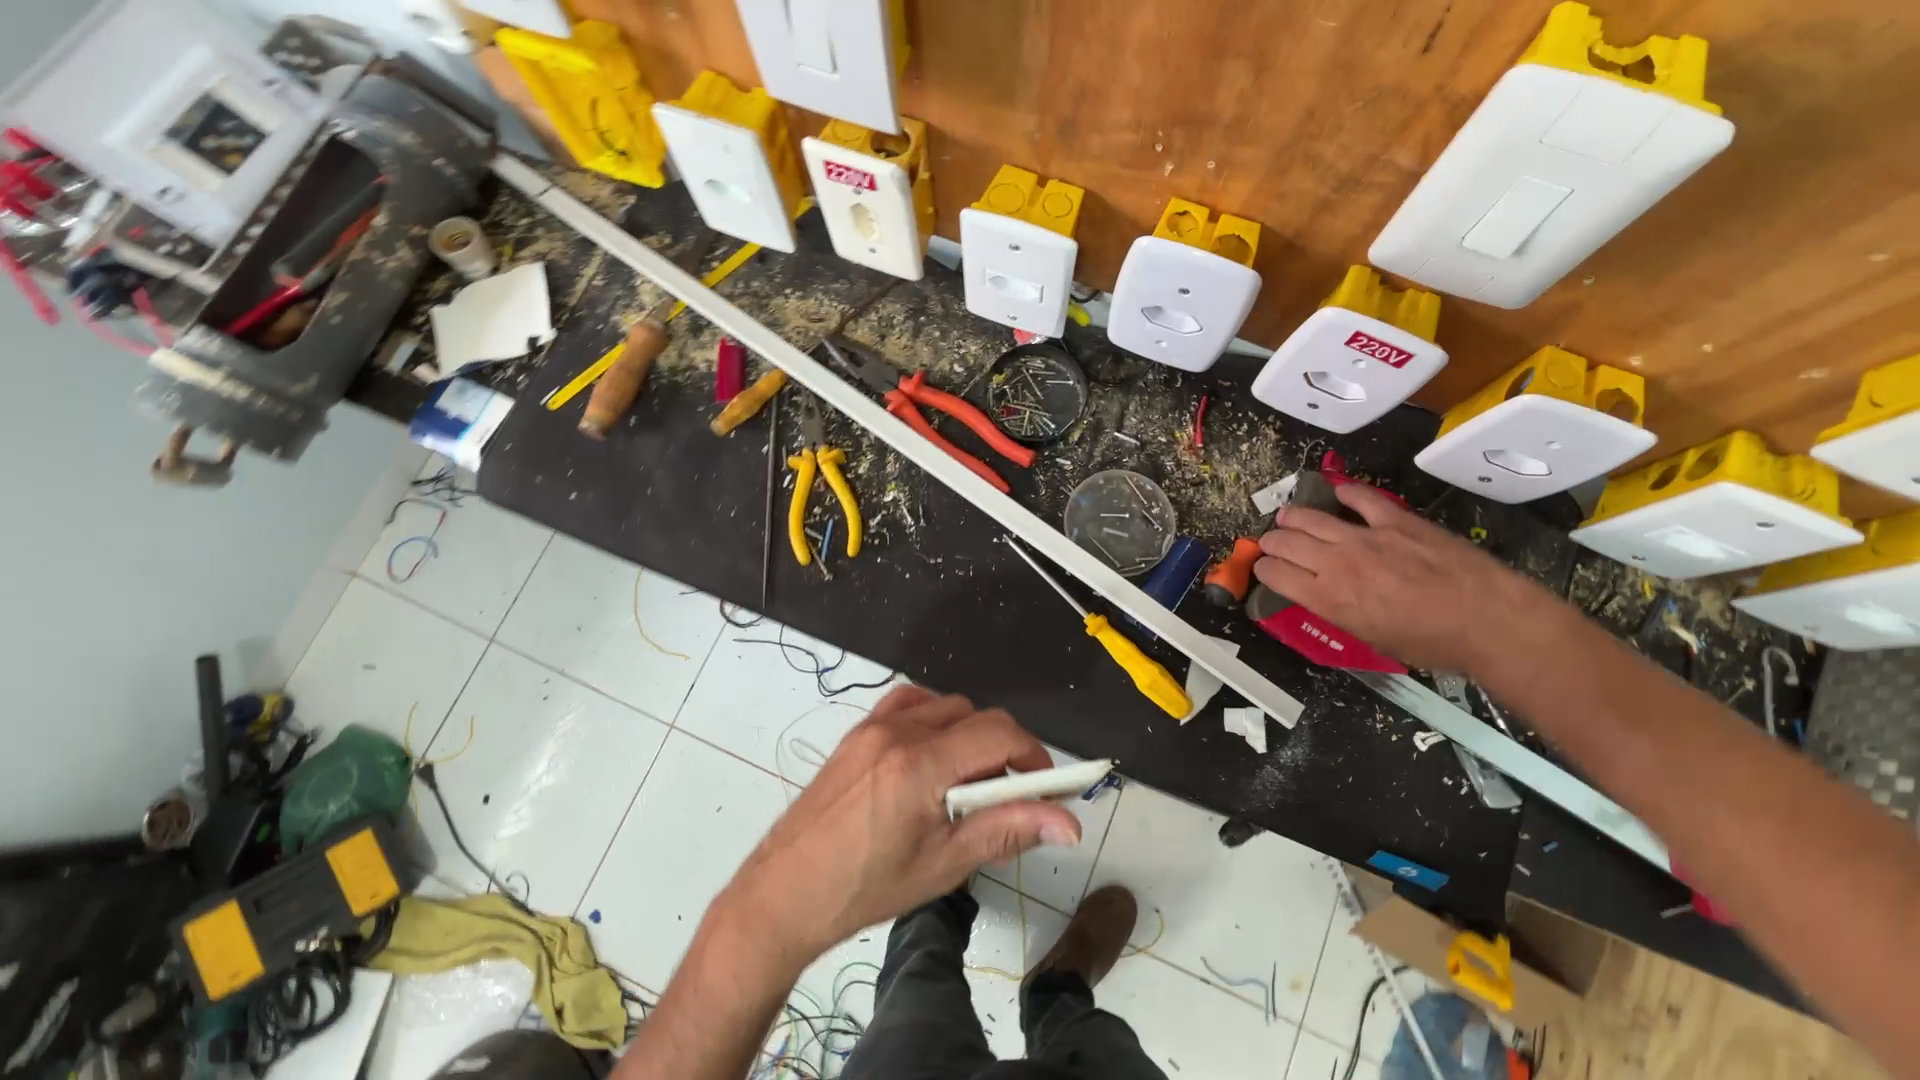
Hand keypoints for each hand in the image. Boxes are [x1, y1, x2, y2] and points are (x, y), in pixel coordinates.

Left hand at [722, 686, 1081, 960]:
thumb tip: (1068, 824)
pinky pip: (909, 705)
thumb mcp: (943, 865)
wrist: (786, 892)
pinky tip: (934, 756)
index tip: (1045, 791)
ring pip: (945, 707)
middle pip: (976, 716)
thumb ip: (1006, 830)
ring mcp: (872, 728)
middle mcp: (896, 733)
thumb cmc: (865, 888)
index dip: (1034, 756)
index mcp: (919, 765)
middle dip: (1005, 750)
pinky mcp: (856, 734)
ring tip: (969, 783)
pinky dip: (935, 721)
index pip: (999, 733)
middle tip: (1008, 798)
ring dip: (971, 735)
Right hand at [1252, 482, 1551, 672]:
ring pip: (1312, 517)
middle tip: (1270, 543)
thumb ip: (1341, 611)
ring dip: (1293, 516)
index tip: (1264, 569)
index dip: (1263, 570)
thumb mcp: (1372, 637)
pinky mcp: (1396, 519)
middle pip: (1286, 542)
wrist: (1487, 620)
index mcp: (1328, 599)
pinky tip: (1337, 492)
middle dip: (1271, 542)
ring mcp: (1367, 536)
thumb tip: (1326, 596)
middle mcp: (1337, 563)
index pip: (1276, 575)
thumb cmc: (1431, 643)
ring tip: (1287, 516)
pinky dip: (1344, 493)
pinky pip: (1360, 498)